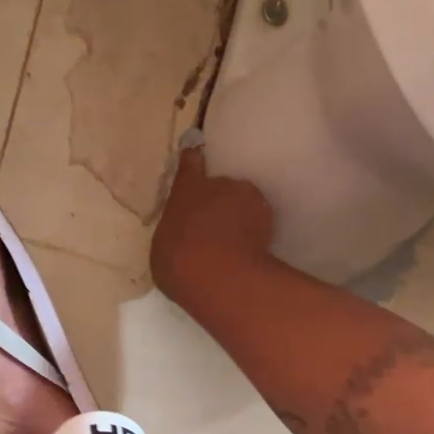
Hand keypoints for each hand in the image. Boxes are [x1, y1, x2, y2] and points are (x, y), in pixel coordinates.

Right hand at [149, 145, 275, 300]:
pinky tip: (248, 253)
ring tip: (234, 244)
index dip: (193, 160)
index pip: (191, 163)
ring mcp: (249, 199)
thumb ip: (174, 233)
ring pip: (243, 203)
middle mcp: (220, 184)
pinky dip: (255, 234)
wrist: (222, 278)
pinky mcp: (270, 220)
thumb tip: (181, 234)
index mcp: (187, 189)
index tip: (195, 155)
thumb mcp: (163, 248)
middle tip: (213, 229)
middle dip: (219, 202)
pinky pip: (259, 223)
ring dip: (240, 216)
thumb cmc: (179, 262)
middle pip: (221, 187)